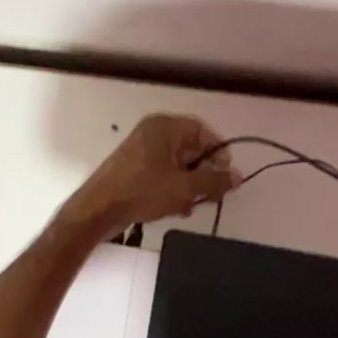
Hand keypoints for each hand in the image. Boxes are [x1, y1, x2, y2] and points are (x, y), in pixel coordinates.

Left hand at [58, 114, 240, 230]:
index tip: (225, 177)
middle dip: (204, 173)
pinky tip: (177, 209)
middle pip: (190, 148)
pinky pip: (162, 174)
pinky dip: (172, 188)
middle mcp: (153, 133)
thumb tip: (238, 176)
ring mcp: (141, 150)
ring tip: (192, 206)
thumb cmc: (143, 192)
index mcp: (165, 127)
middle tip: (212, 195)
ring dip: (189, 185)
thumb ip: (213, 181)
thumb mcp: (184, 188)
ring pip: (176, 164)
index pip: (203, 131)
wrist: (99, 210)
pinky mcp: (133, 169)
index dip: (218, 153)